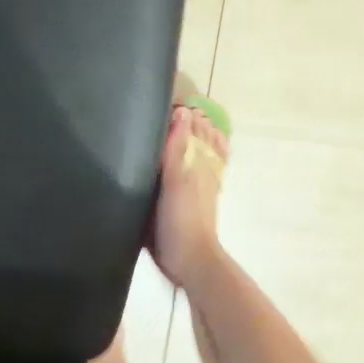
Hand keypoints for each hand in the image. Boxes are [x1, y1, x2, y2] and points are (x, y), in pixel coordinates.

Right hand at [149, 105, 229, 288]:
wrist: (189, 261)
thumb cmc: (182, 219)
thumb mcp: (177, 181)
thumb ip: (178, 149)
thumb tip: (183, 113)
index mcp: (201, 162)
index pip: (196, 129)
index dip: (184, 114)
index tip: (164, 101)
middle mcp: (201, 171)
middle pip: (196, 141)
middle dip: (185, 125)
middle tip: (162, 111)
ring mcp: (195, 189)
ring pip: (193, 158)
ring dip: (184, 143)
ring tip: (166, 131)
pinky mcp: (184, 205)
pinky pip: (182, 179)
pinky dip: (176, 168)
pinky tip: (163, 168)